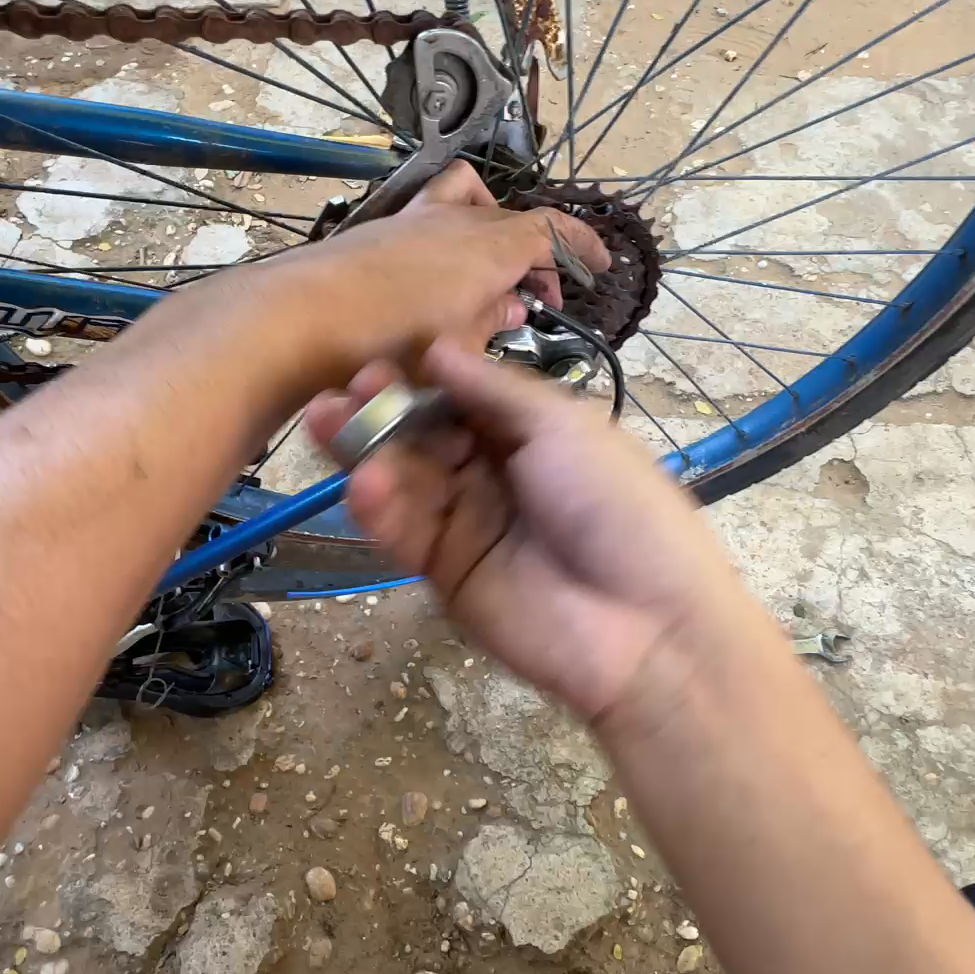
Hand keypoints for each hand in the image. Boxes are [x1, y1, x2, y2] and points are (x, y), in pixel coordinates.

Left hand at [273, 160, 610, 375]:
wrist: (294, 320)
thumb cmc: (386, 344)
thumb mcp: (454, 348)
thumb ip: (489, 322)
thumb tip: (511, 305)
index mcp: (488, 248)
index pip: (552, 229)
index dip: (582, 245)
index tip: (601, 266)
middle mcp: (454, 220)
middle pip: (511, 221)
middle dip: (534, 256)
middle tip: (534, 300)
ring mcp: (413, 218)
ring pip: (470, 208)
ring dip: (490, 240)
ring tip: (485, 285)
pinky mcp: (379, 230)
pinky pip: (432, 220)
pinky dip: (450, 242)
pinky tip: (434, 285)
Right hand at [304, 341, 774, 722]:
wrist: (646, 624)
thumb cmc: (617, 504)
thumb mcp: (566, 427)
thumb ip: (495, 391)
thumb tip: (439, 349)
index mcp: (530, 435)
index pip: (459, 400)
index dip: (420, 382)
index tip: (380, 363)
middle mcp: (494, 475)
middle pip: (424, 439)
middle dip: (381, 415)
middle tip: (337, 396)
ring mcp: (469, 525)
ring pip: (406, 482)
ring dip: (367, 454)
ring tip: (328, 425)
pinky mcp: (447, 573)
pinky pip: (407, 533)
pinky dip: (380, 507)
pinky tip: (362, 483)